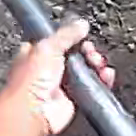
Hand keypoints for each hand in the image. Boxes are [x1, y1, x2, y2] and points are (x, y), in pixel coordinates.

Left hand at [0, 18, 114, 135]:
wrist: (34, 110)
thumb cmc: (29, 80)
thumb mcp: (48, 47)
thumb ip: (66, 34)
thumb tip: (81, 24)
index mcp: (35, 53)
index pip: (57, 40)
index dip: (71, 38)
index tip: (82, 36)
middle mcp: (46, 68)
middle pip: (74, 55)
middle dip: (87, 52)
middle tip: (90, 53)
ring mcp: (59, 84)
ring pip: (84, 70)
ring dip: (96, 65)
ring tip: (98, 64)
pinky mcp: (71, 99)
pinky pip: (90, 87)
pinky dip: (101, 81)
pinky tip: (105, 76)